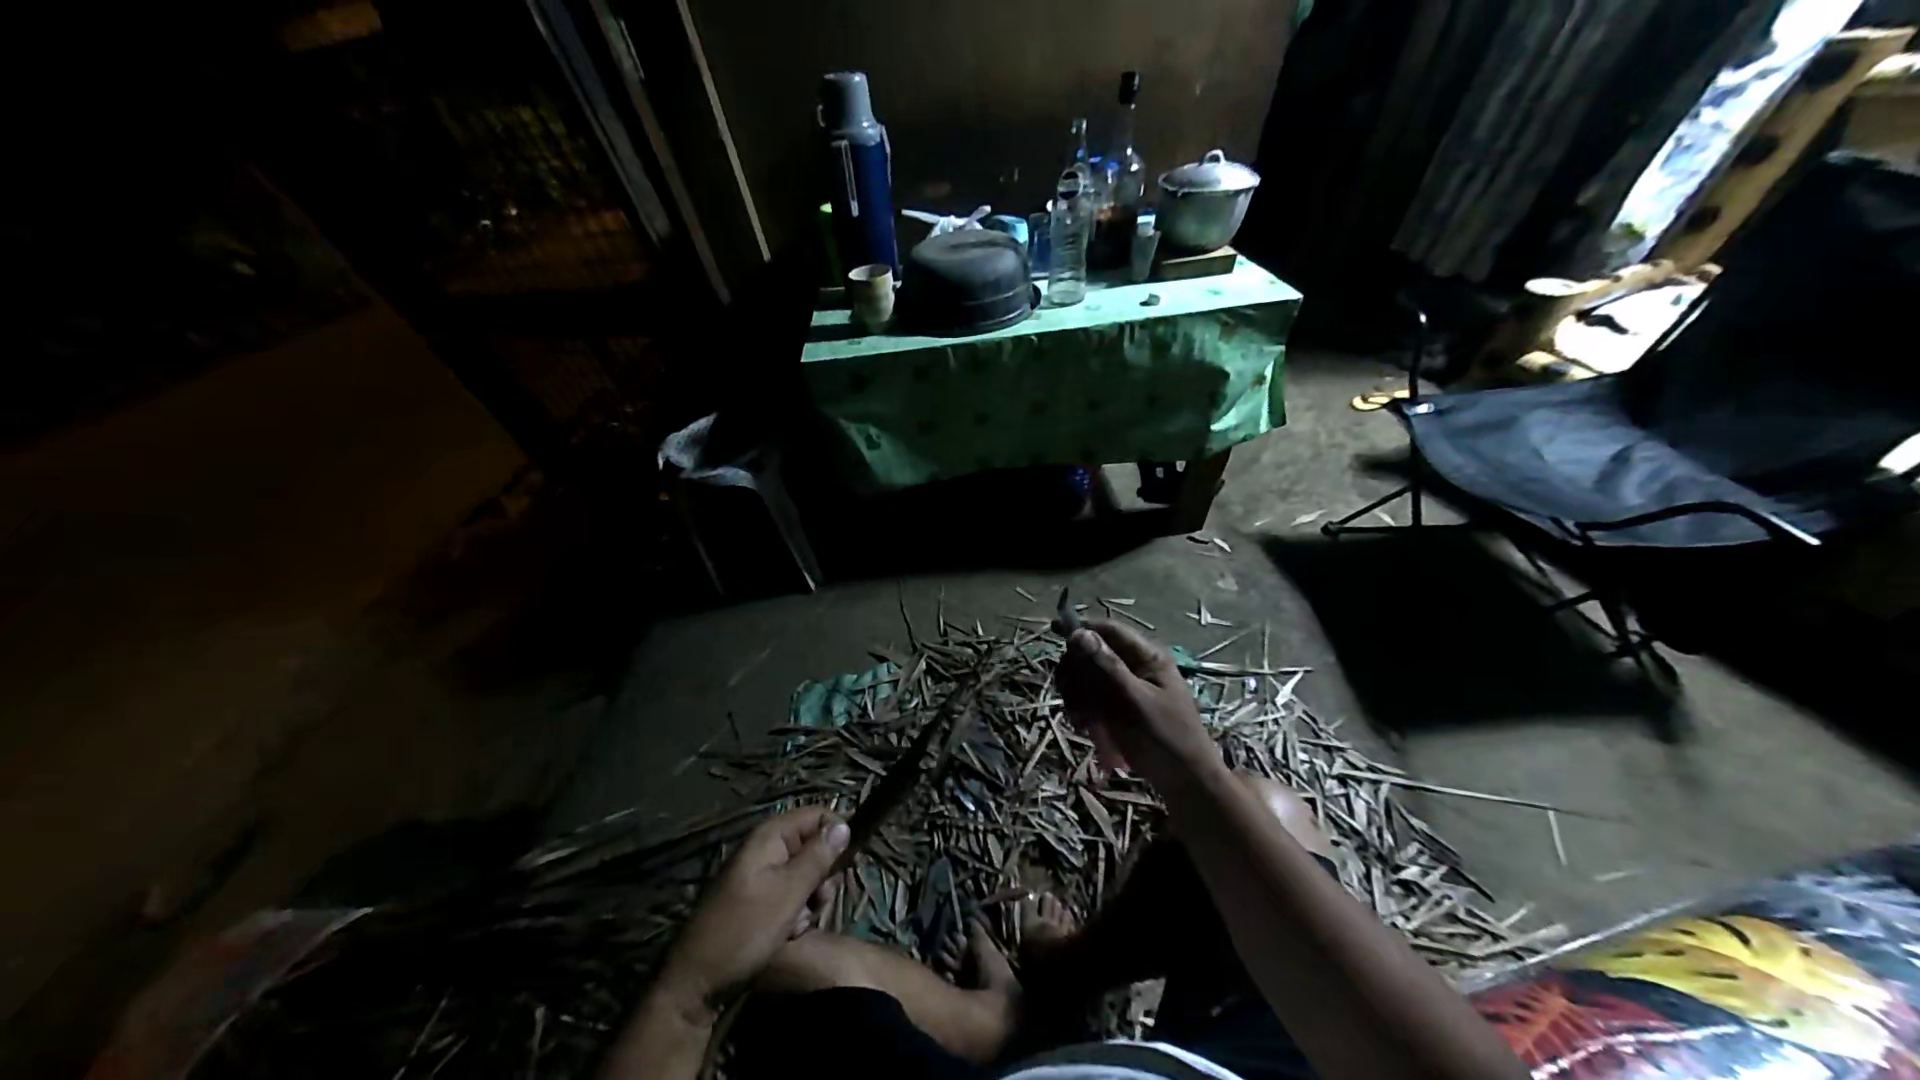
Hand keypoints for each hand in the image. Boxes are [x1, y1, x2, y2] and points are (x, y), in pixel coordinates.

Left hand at [654, 807, 849, 1017]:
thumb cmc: (745, 930)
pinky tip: (788, 932)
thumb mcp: (790, 892)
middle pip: (815, 846)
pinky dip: (796, 912)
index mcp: (771, 835)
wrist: (697, 981)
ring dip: (811, 899)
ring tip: (799, 923)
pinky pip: (792, 894)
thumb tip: (845, 824)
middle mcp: (767, 848)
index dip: (837, 836)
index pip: (819, 815)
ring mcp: (762, 874)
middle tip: (818, 901)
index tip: (845, 867)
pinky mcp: (760, 898)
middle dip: (823, 876)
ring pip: (807, 874)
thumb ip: (819, 856)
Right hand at [1055, 620, 1222, 792]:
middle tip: (1067, 693)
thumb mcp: (1134, 701)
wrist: (1186, 783)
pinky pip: (1093, 699)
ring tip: (1079, 718)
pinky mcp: (1121, 708)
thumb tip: (1080, 634)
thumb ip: (1107, 667)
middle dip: (1076, 671)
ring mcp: (1128, 688)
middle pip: (1094, 653)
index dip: (1082, 628)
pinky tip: (1083, 726)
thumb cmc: (1165, 739)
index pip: (1109, 630)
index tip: (1053, 630)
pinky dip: (1084, 710)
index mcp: (1148, 658)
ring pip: (1089, 677)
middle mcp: (1137, 667)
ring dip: (1078, 694)